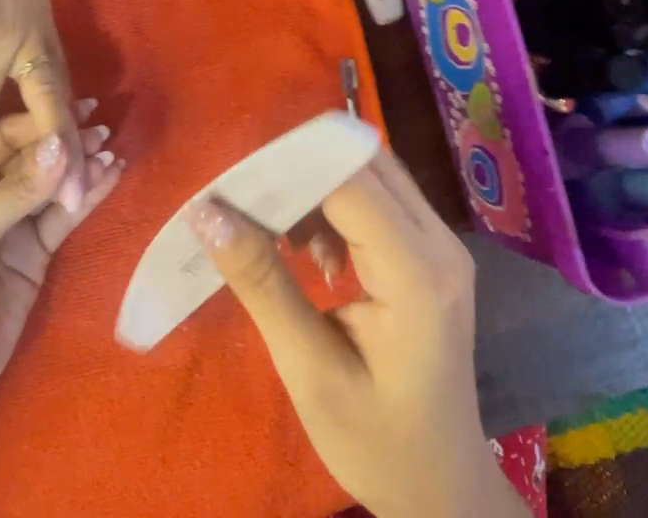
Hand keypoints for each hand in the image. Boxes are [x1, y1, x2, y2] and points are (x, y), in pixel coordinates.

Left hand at [0, 107, 122, 412]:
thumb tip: (60, 143)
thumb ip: (17, 192)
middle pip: (29, 158)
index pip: (1, 138)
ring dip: (80, 167)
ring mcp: (11, 222)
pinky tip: (110, 175)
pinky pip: (63, 215)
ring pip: (50, 185)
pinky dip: (87, 197)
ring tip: (113, 147)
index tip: (76, 111)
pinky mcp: (34, 251)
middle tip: (103, 123)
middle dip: (63, 142)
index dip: (38, 126)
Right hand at [187, 150, 523, 517]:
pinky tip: (308, 253)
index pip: (348, 183)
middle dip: (296, 171)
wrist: (441, 488)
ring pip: (368, 174)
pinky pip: (375, 200)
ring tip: (274, 235)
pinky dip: (331, 208)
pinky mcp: (427, 255)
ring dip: (313, 189)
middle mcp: (439, 245)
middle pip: (363, 163)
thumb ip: (262, 283)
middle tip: (242, 204)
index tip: (226, 188)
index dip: (284, 172)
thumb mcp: (308, 369)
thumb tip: (206, 213)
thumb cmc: (377, 441)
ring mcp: (439, 247)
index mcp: (418, 276)